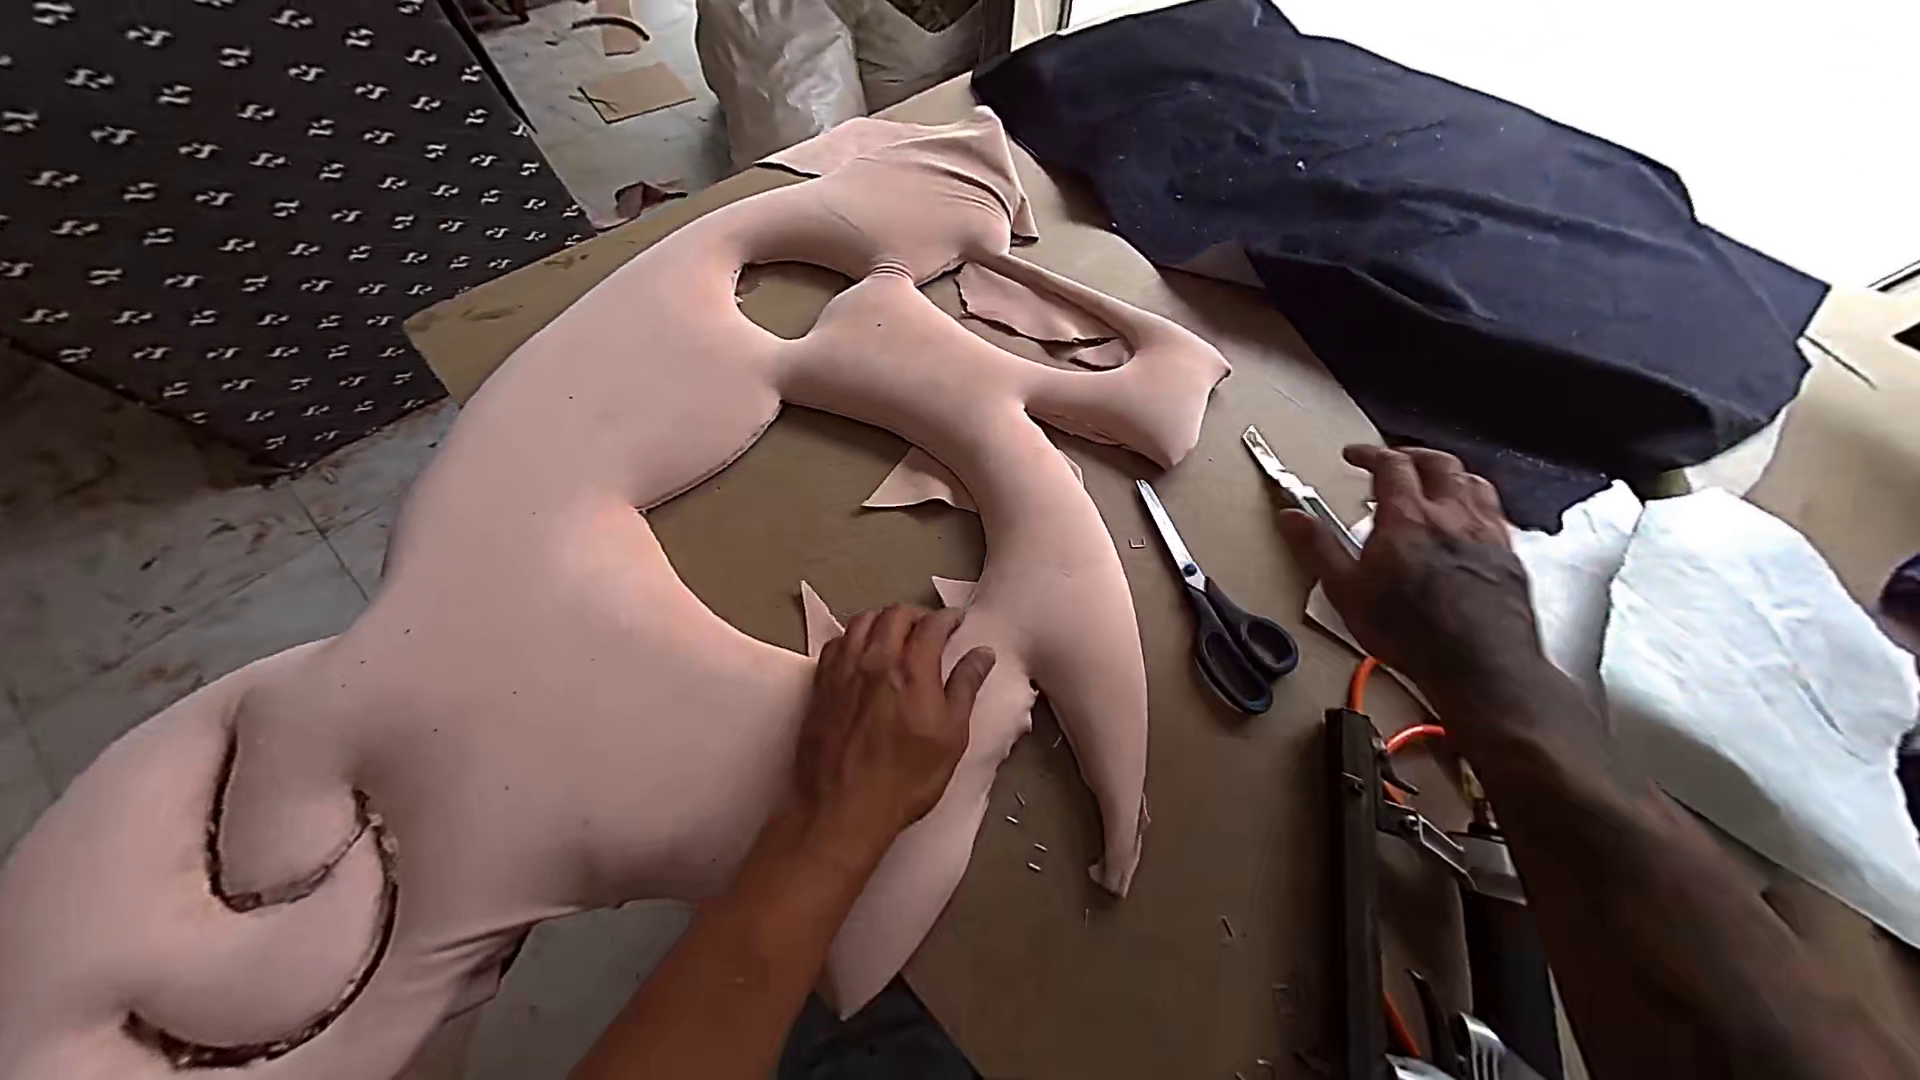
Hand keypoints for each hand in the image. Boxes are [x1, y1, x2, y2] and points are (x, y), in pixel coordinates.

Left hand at [793, 605, 995, 852]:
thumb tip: (982, 655)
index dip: (948, 618)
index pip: (932, 625)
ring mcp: (844, 671)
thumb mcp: (951, 737)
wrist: (842, 808)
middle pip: (895, 614)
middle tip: (930, 628)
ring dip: (884, 619)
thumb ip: (966, 687)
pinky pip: (837, 642)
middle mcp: (875, 661)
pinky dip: (854, 636)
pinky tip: (862, 651)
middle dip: (917, 614)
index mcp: (912, 672)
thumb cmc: (904, 780)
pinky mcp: (821, 684)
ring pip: (862, 620)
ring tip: (896, 634)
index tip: (956, 622)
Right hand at [1277, 445, 1542, 702]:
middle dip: (1411, 454)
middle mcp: (1451, 517)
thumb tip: (1291, 518)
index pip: (1391, 466)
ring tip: (1430, 481)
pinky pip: (1495, 510)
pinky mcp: (1507, 555)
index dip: (1369, 453)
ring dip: (1447, 473)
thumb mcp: (1344, 590)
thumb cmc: (1411, 632)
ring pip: (1473, 481)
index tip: (1355, 455)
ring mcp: (1485, 534)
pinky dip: (1474, 500)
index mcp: (1408, 519)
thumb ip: (1316, 547)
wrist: (1478, 665)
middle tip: (1392, 460)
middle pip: (1439, 463)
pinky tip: (1464, 518)